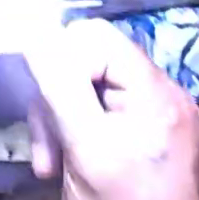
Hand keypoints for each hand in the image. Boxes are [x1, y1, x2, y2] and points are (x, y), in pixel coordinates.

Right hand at [24, 18, 198, 199]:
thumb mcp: (85, 149)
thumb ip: (59, 85)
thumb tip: (35, 36)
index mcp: (158, 92)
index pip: (98, 36)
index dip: (63, 57)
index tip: (45, 97)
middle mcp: (164, 95)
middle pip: (90, 59)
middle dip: (57, 95)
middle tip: (44, 140)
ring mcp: (157, 117)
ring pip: (87, 85)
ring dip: (59, 118)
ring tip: (49, 161)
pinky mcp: (148, 135)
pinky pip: (100, 109)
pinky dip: (77, 129)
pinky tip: (62, 163)